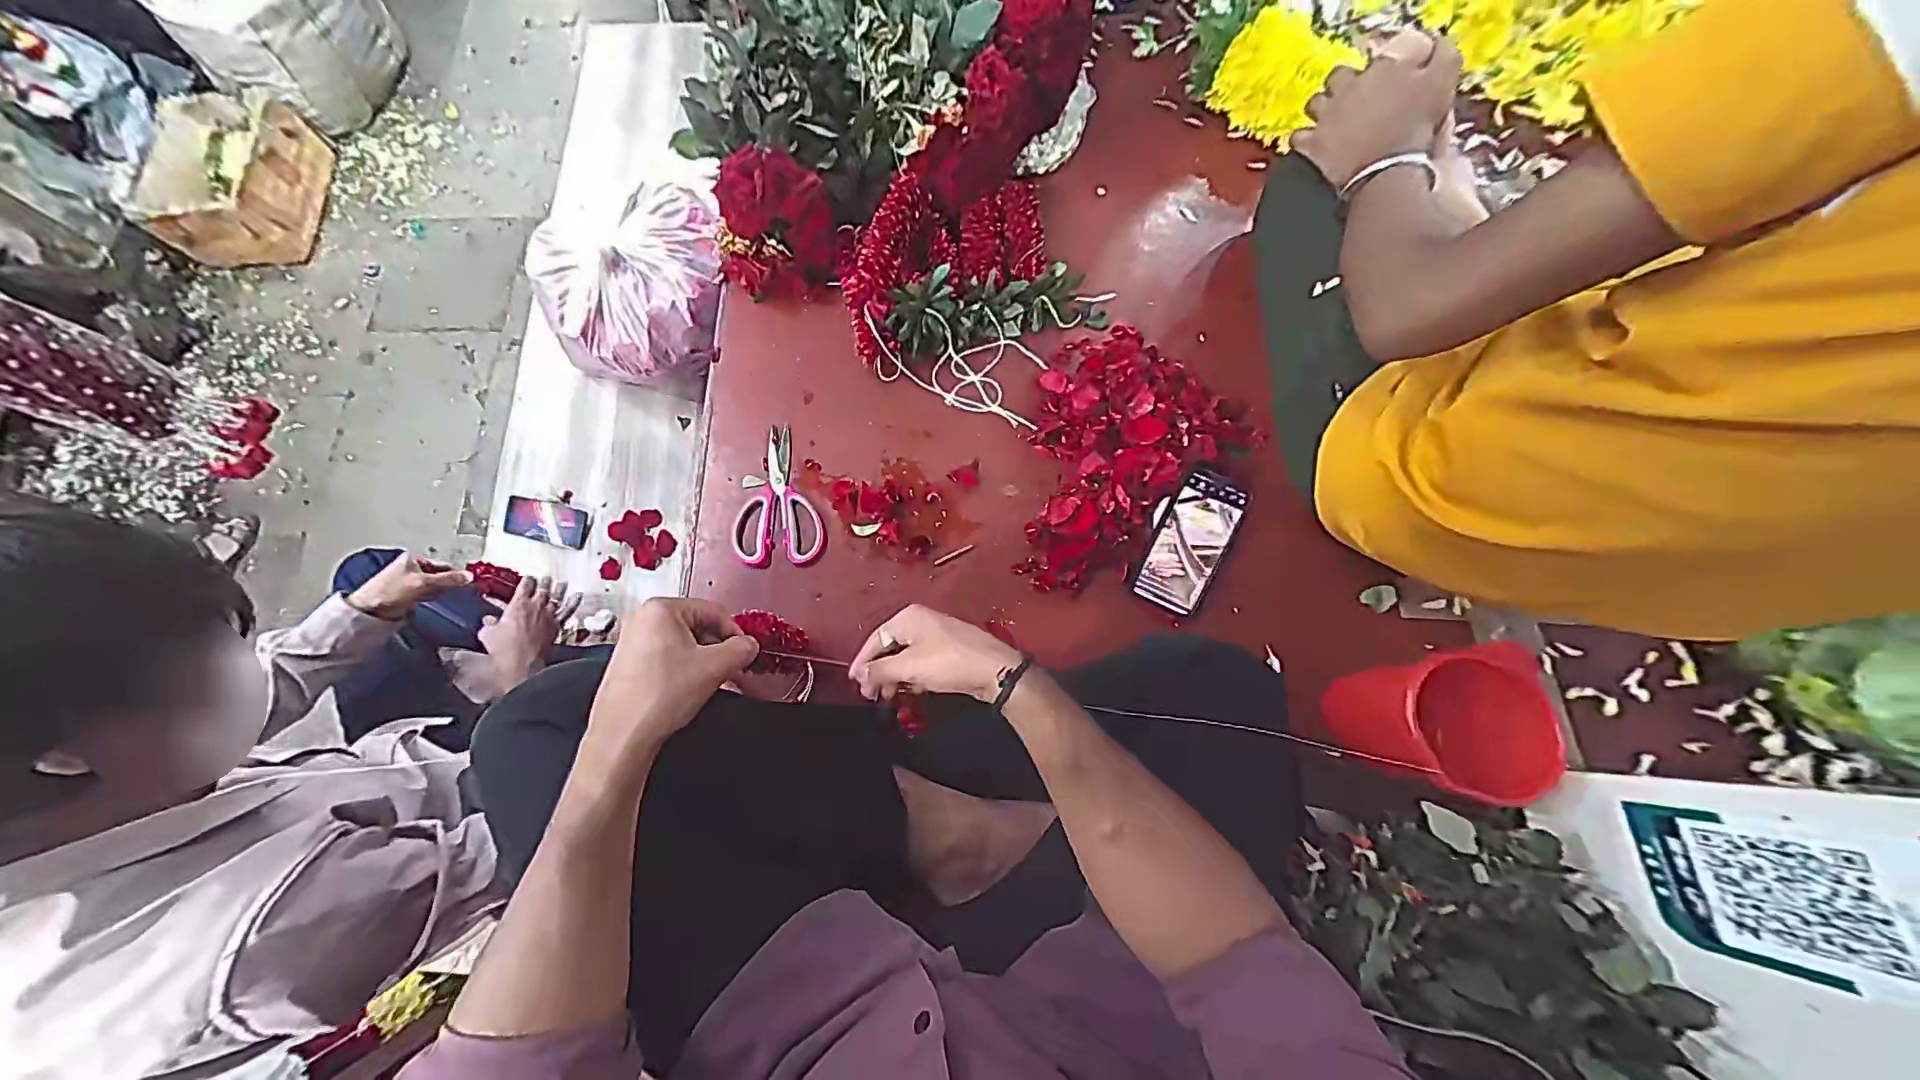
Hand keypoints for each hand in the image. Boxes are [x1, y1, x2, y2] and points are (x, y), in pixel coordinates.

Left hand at [345, 554, 473, 619]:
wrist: (368, 611)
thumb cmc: (392, 592)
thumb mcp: (423, 583)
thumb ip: (449, 579)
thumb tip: (470, 576)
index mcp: (412, 559)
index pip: (444, 564)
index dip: (457, 573)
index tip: (470, 583)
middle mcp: (411, 567)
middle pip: (440, 574)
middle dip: (450, 582)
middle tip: (461, 590)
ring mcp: (409, 581)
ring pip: (435, 584)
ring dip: (443, 590)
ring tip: (447, 596)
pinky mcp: (407, 593)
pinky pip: (428, 592)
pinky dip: (434, 595)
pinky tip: (435, 600)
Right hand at [477, 575, 580, 689]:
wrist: (522, 662)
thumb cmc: (503, 648)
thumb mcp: (488, 634)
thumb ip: (489, 624)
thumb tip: (489, 620)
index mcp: (518, 604)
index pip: (525, 585)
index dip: (528, 580)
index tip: (529, 578)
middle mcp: (536, 606)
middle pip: (543, 589)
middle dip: (545, 582)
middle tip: (547, 578)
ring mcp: (549, 615)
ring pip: (557, 597)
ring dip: (559, 589)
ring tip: (562, 583)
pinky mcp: (557, 625)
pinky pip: (568, 610)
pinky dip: (574, 602)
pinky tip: (578, 596)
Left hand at [582, 598, 759, 771]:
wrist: (622, 735)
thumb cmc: (659, 695)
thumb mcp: (715, 667)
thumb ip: (741, 649)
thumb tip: (749, 645)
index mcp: (661, 609)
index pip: (714, 612)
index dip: (735, 633)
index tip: (745, 651)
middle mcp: (643, 619)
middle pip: (700, 627)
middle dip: (720, 649)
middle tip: (734, 668)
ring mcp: (634, 641)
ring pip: (686, 644)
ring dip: (706, 661)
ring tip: (716, 681)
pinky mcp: (631, 663)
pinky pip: (670, 657)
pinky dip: (687, 669)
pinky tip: (694, 687)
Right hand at [850, 605, 1022, 703]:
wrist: (995, 670)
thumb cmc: (949, 663)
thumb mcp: (909, 667)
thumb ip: (879, 671)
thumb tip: (860, 676)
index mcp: (908, 618)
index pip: (875, 639)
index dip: (862, 663)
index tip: (854, 684)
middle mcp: (921, 621)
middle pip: (889, 647)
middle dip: (879, 671)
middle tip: (871, 695)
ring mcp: (937, 634)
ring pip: (906, 656)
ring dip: (895, 676)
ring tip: (889, 697)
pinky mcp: (949, 650)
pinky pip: (921, 661)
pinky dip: (913, 675)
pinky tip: (912, 691)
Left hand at [1292, 29, 1461, 190]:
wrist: (1388, 169)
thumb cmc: (1417, 128)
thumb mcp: (1443, 82)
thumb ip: (1440, 58)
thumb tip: (1435, 50)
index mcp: (1381, 69)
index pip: (1377, 61)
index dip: (1379, 74)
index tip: (1382, 86)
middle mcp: (1348, 87)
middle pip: (1338, 76)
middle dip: (1343, 86)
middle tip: (1351, 101)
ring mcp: (1326, 116)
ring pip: (1315, 102)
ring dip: (1321, 110)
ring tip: (1330, 121)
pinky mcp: (1311, 144)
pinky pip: (1298, 137)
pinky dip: (1303, 140)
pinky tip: (1311, 145)